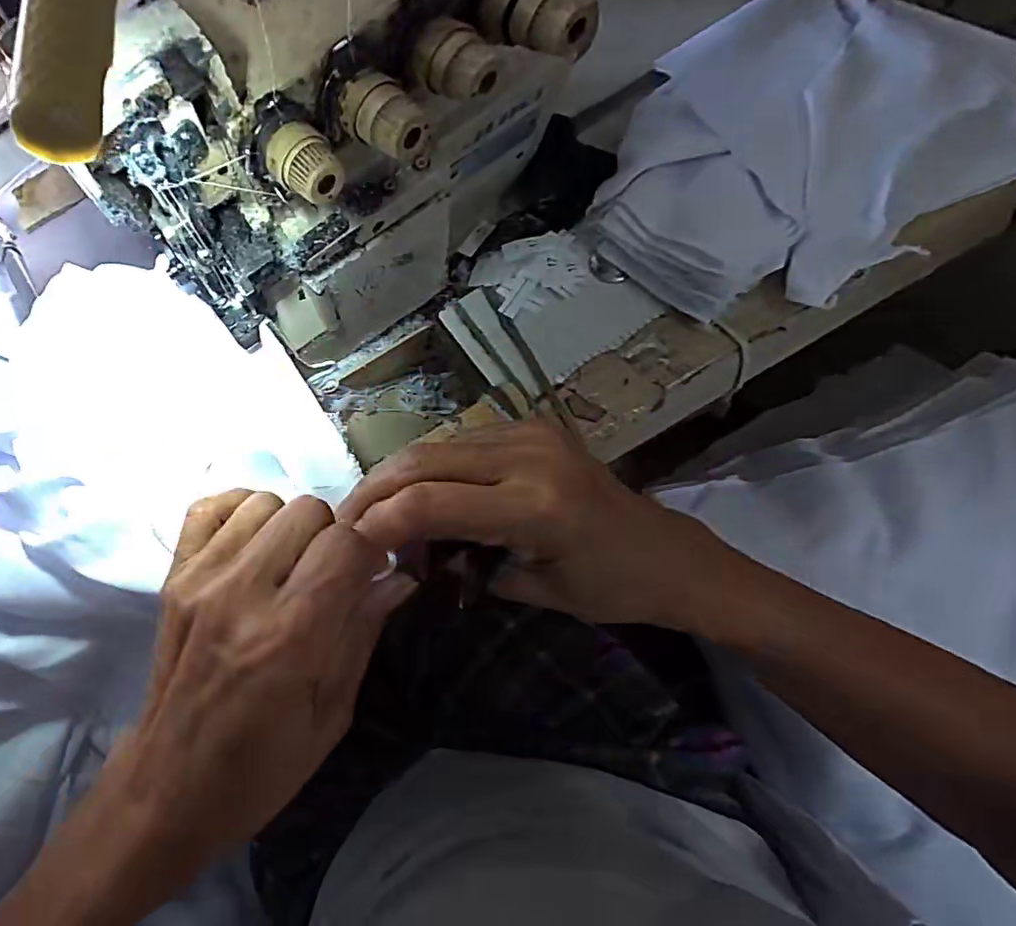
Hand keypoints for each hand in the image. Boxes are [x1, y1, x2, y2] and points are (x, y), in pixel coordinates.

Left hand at [0, 491, 415, 925]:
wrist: (169, 780)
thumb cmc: (260, 768)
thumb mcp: (331, 716)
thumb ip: (361, 633)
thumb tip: (397, 575)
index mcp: (288, 638)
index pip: (346, 544)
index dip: (371, 549)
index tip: (372, 570)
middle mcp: (240, 594)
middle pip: (307, 510)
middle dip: (333, 535)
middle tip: (329, 572)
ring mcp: (199, 578)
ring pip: (264, 501)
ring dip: (288, 525)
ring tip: (288, 563)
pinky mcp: (172, 574)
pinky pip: (209, 506)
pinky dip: (239, 512)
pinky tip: (251, 544)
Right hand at [337, 418, 751, 630]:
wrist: (671, 553)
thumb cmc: (612, 588)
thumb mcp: (532, 589)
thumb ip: (462, 564)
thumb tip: (402, 551)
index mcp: (538, 505)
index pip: (431, 502)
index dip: (380, 520)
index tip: (347, 543)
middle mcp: (529, 456)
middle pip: (420, 461)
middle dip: (372, 490)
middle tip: (344, 520)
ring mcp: (528, 432)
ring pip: (431, 447)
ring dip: (393, 478)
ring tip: (371, 511)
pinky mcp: (526, 426)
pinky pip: (454, 444)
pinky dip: (424, 470)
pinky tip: (412, 495)